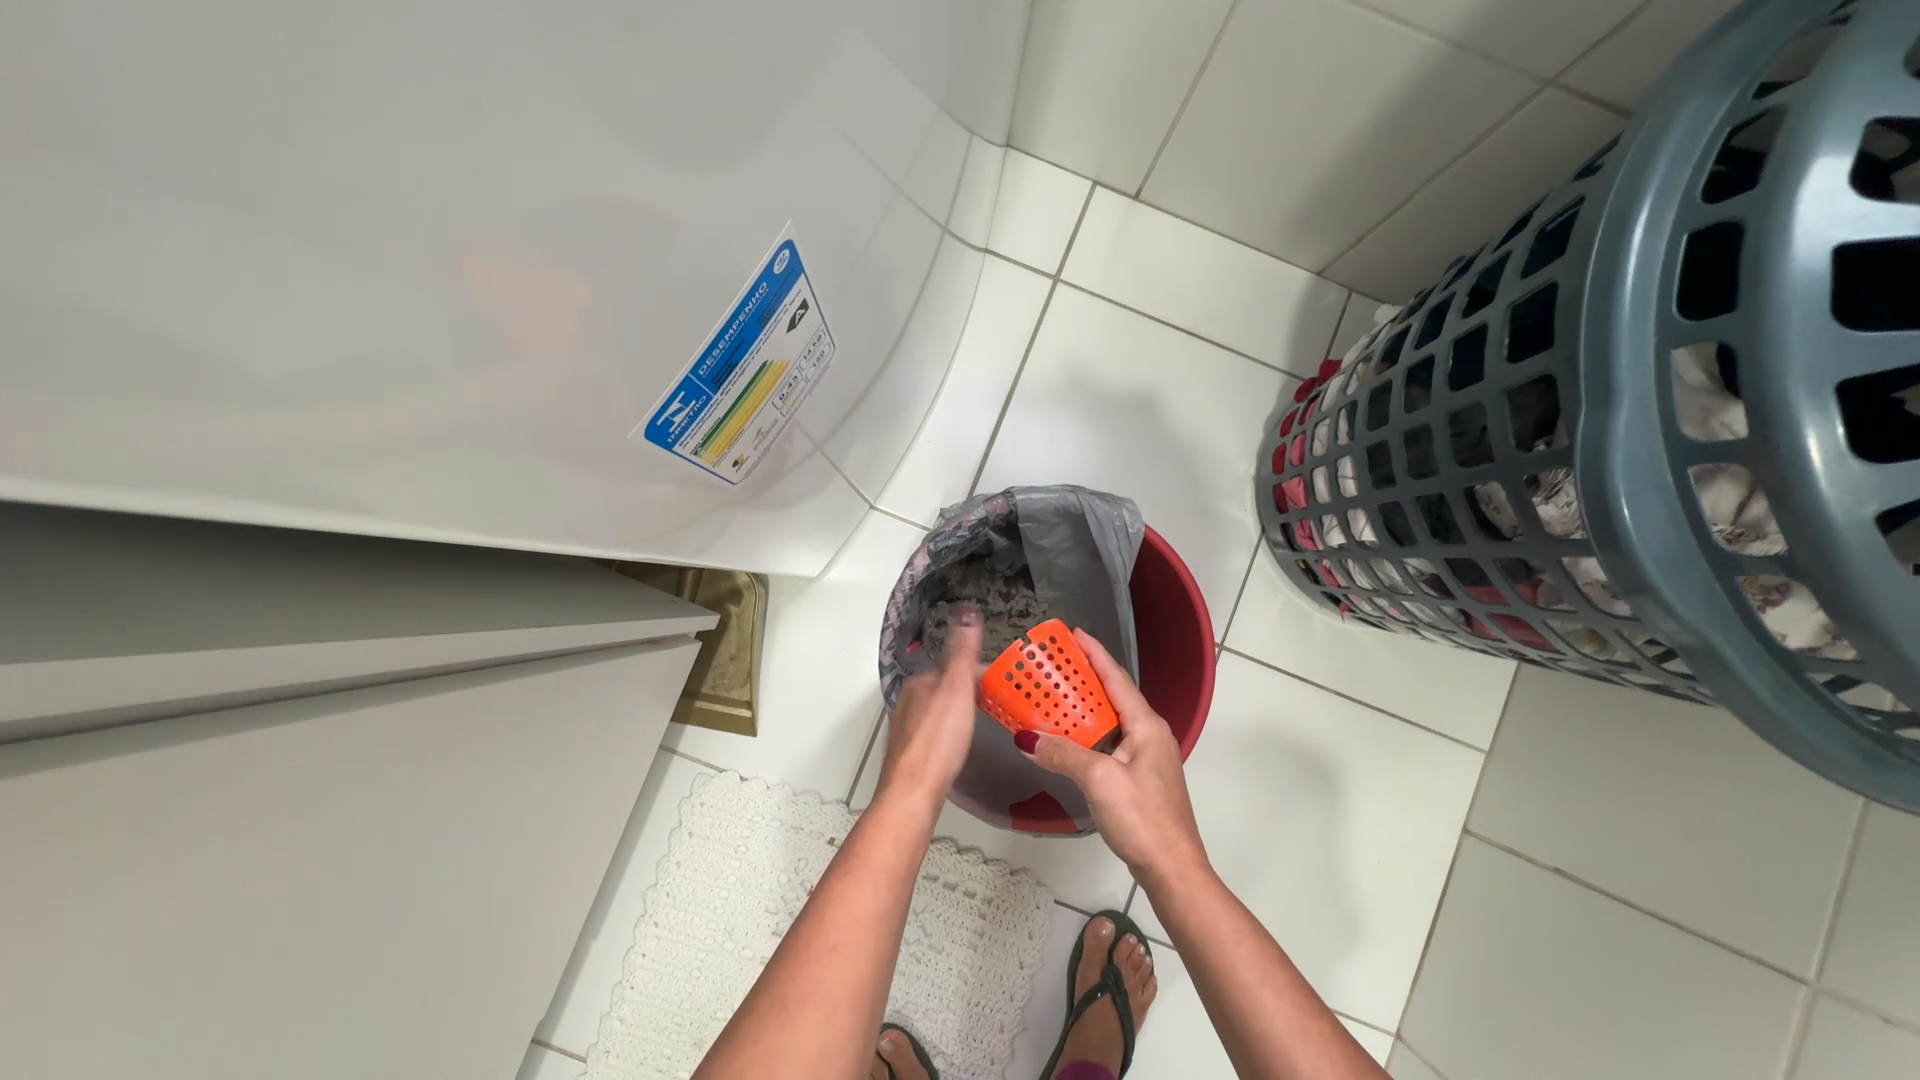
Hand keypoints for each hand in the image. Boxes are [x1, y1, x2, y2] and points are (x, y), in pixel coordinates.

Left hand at [878, 604, 983, 804]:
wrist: (913, 792)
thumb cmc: (938, 741)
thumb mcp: (957, 688)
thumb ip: (962, 650)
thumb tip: (966, 608)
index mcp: (918, 682)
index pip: (953, 666)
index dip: (979, 672)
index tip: (1002, 684)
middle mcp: (906, 701)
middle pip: (944, 688)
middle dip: (968, 692)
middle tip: (997, 704)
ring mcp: (905, 729)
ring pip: (938, 711)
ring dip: (958, 712)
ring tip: (982, 723)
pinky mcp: (909, 754)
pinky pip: (934, 733)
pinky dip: (948, 733)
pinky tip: (959, 746)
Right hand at [1017, 630, 1207, 886]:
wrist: (1172, 868)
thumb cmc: (1142, 818)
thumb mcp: (1098, 780)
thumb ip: (1063, 754)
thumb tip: (1027, 738)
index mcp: (1146, 725)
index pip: (1116, 678)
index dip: (1095, 654)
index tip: (1073, 633)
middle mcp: (1149, 735)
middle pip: (1113, 697)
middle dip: (1084, 679)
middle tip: (1052, 666)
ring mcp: (1145, 759)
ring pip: (1109, 722)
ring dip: (1082, 709)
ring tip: (1051, 697)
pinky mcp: (1138, 780)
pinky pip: (1107, 745)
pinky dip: (1085, 736)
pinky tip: (1065, 741)